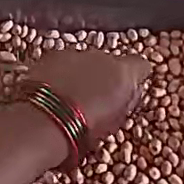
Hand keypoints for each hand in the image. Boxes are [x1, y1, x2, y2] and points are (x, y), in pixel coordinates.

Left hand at [21, 48, 150, 141]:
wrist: (42, 121)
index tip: (128, 91)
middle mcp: (101, 56)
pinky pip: (61, 63)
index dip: (135, 78)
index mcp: (124, 72)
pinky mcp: (49, 56)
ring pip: (83, 61)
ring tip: (70, 98)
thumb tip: (127, 94)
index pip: (140, 66)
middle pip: (109, 62)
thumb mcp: (115, 123)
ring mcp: (73, 53)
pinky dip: (59, 74)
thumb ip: (125, 102)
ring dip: (80, 74)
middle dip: (104, 76)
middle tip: (95, 99)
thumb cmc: (84, 130)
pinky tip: (52, 92)